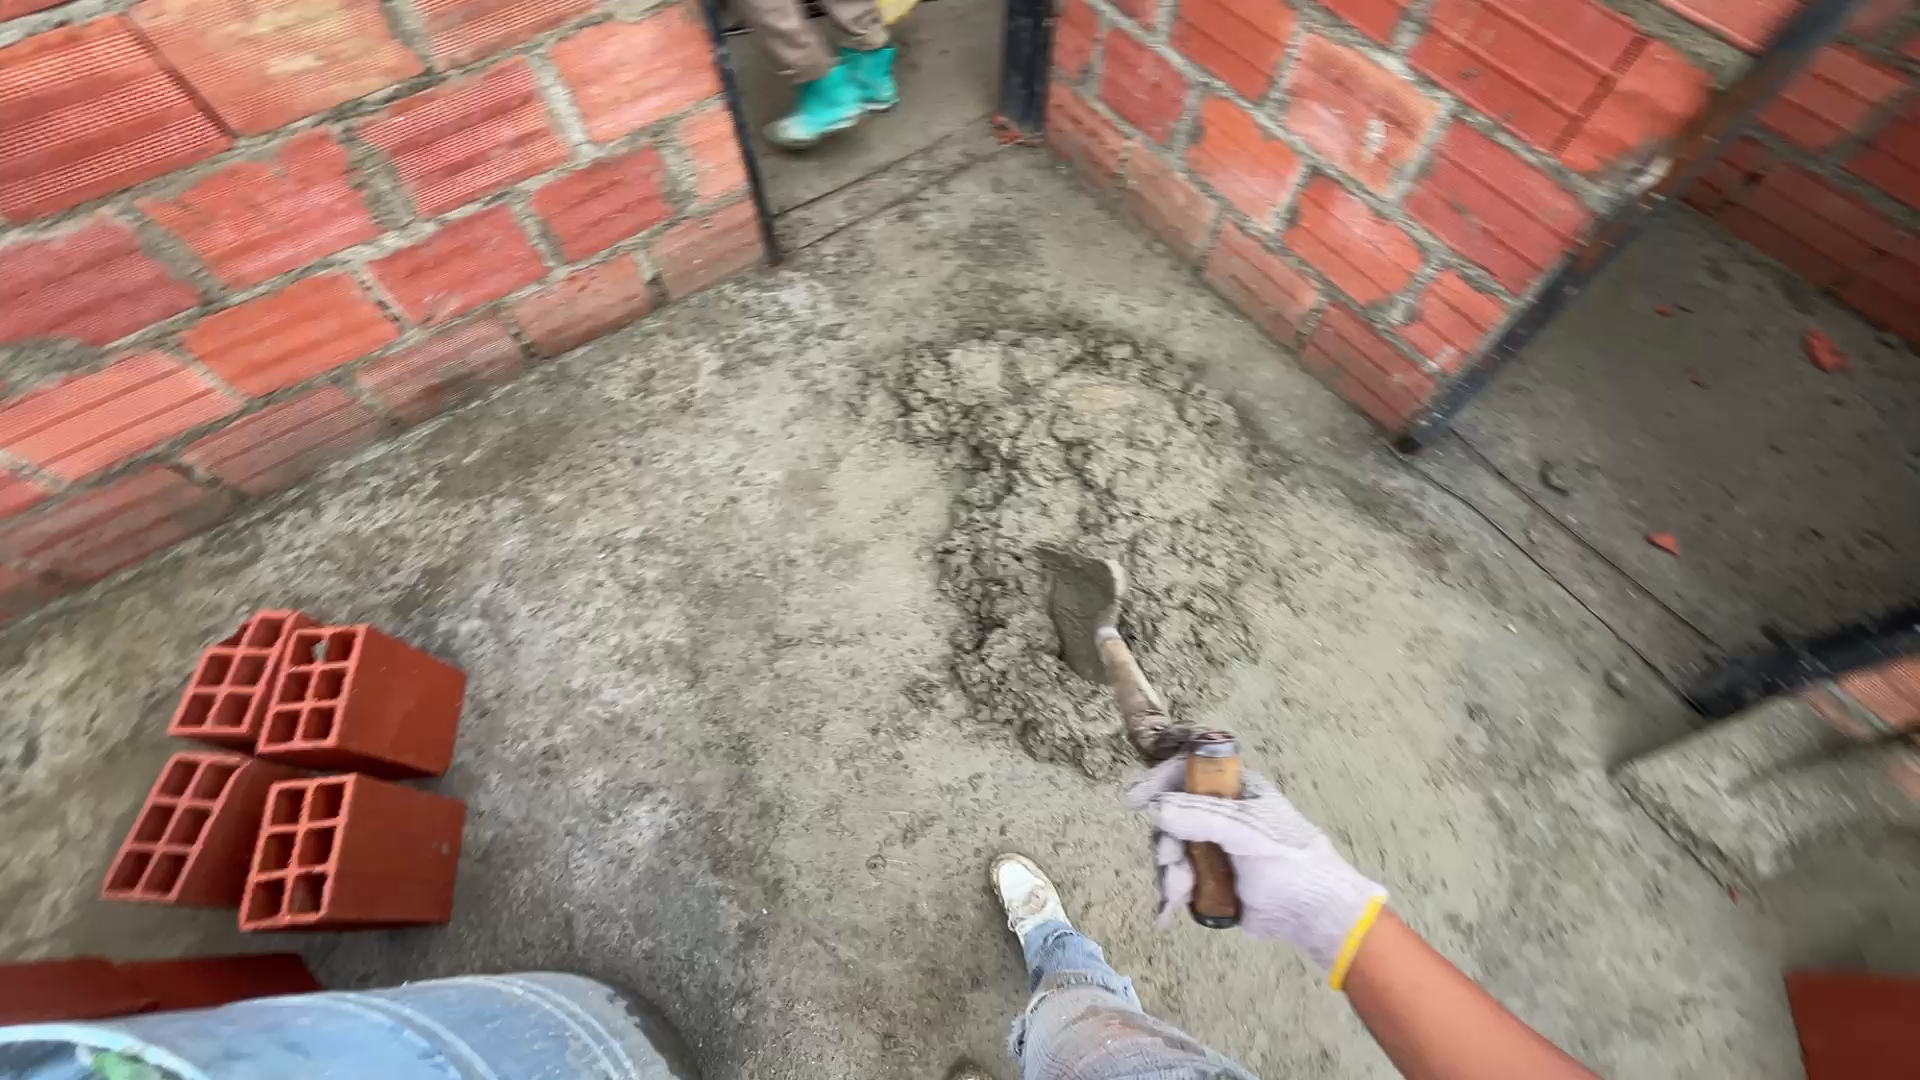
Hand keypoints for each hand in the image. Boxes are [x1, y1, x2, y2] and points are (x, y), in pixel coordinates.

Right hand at [1126, 757, 1387, 980]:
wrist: (1315, 919)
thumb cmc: (1291, 863)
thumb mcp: (1246, 831)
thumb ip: (1200, 816)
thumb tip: (1154, 808)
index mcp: (1232, 788)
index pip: (1186, 771)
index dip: (1158, 781)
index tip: (1136, 800)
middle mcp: (1218, 811)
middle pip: (1171, 814)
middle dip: (1166, 842)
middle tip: (1170, 864)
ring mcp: (1212, 844)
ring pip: (1171, 847)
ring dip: (1169, 871)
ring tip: (1179, 893)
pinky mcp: (1209, 876)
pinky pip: (1177, 875)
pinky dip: (1170, 892)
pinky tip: (1167, 913)